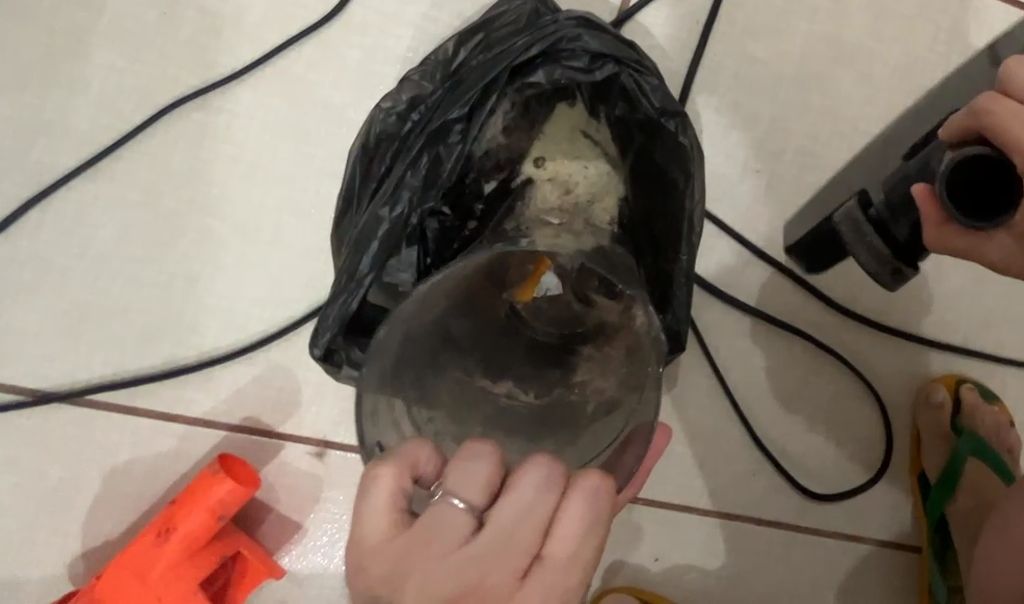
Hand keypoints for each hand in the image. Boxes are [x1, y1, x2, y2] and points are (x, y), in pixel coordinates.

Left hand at [346, 424, 669, 603]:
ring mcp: (420, 568)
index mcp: (545, 603)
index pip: (591, 493)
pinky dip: (415, 463)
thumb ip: (601, 518)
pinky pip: (394, 469)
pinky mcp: (369, 554)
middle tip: (517, 524)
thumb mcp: (560, 591)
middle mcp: (483, 584)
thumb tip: (654, 436)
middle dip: (536, 489)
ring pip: (480, 458)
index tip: (564, 516)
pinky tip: (429, 490)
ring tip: (471, 518)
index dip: (583, 494)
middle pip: (542, 470)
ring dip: (483, 478)